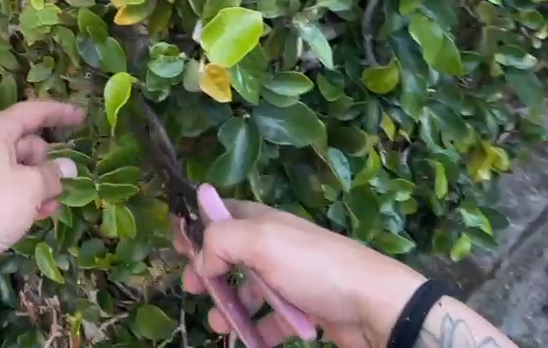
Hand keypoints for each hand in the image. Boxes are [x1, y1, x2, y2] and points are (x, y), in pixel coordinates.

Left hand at [0, 100, 83, 278]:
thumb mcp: (31, 187)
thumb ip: (52, 175)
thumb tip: (68, 167)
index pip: (33, 112)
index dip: (59, 113)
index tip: (81, 117)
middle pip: (26, 143)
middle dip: (47, 162)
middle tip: (63, 183)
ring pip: (18, 168)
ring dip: (39, 184)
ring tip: (53, 204)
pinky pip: (8, 188)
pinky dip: (25, 197)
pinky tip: (39, 215)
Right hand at [177, 200, 426, 347]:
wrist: (372, 305)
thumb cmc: (312, 265)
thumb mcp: (260, 241)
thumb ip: (220, 240)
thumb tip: (200, 256)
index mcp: (257, 219)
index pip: (216, 212)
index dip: (194, 226)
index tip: (175, 246)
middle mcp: (269, 244)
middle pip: (227, 253)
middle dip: (207, 271)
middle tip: (191, 289)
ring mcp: (286, 277)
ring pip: (246, 290)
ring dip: (228, 306)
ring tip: (218, 326)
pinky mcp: (301, 309)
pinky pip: (269, 319)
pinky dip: (256, 330)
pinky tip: (248, 341)